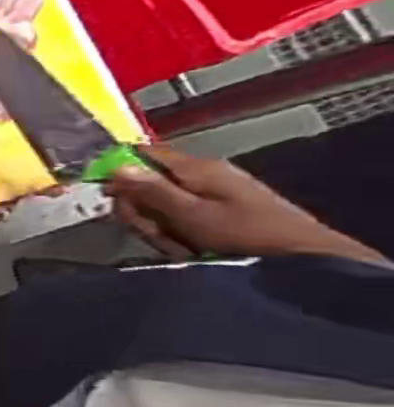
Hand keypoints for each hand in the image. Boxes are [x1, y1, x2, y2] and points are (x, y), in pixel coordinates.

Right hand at [106, 145, 386, 263]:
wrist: (299, 253)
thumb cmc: (242, 231)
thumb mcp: (189, 213)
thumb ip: (152, 190)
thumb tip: (116, 167)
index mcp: (195, 169)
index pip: (145, 153)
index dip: (119, 168)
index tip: (107, 194)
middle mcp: (201, 173)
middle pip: (146, 183)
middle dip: (138, 209)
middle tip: (152, 230)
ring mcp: (209, 190)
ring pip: (157, 202)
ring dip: (155, 224)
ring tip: (174, 242)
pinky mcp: (214, 206)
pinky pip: (174, 212)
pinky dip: (171, 229)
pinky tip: (184, 243)